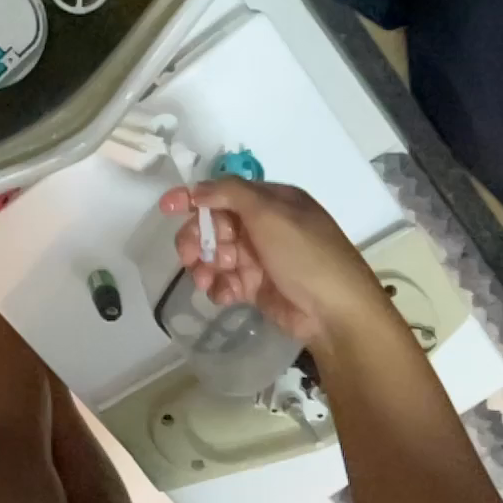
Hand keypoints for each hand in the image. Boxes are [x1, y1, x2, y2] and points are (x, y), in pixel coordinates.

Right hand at [158, 179, 397, 347]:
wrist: (336, 314)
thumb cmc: (306, 255)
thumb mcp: (270, 214)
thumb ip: (230, 193)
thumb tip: (197, 189)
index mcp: (272, 201)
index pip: (223, 193)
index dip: (193, 199)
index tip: (167, 209)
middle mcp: (264, 226)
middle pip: (214, 225)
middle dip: (198, 239)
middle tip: (190, 256)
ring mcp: (260, 257)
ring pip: (215, 254)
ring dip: (205, 266)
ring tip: (206, 281)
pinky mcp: (256, 286)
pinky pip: (225, 280)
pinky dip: (219, 286)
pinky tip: (225, 295)